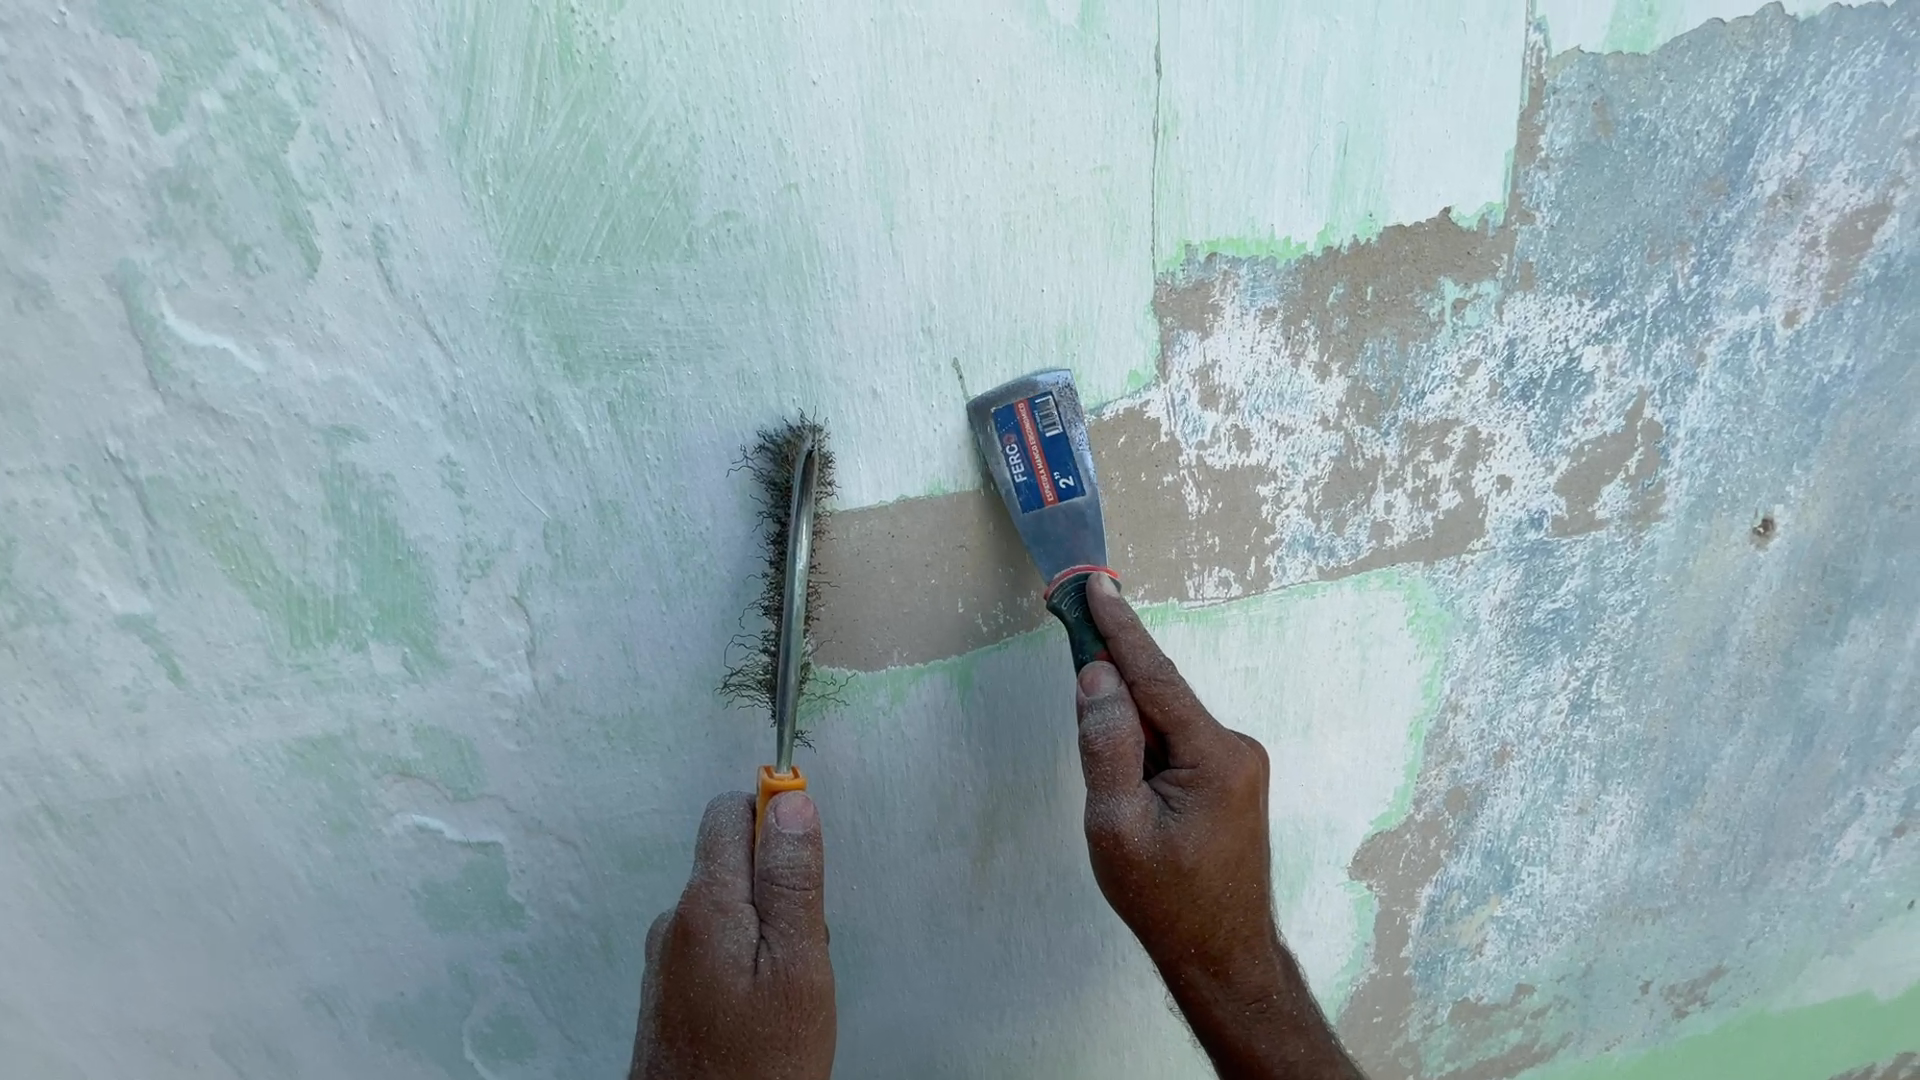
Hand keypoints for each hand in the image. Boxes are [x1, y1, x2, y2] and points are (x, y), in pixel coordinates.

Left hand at [629, 791, 835, 1079]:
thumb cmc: (762, 1059)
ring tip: (786, 987)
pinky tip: (763, 1005)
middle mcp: (675, 919)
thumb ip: (793, 879)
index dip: (773, 818)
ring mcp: (668, 956)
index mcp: (704, 902)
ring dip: (767, 924)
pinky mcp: (670, 988)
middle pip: (734, 858)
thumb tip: (790, 798)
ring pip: (733, 902)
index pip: (730, 811)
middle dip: (778, 883)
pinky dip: (747, 954)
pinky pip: (719, 939)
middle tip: (803, 946)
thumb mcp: (797, 965)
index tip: (803, 866)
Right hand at [1075, 574, 1361, 1078]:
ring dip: (1124, 728)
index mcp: (1213, 754)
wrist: (1222, 955)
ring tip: (1111, 788)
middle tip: (1079, 698)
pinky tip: (1130, 787)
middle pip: (1156, 697)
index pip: (1155, 676)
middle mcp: (1233, 746)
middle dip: (1112, 690)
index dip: (1120, 629)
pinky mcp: (1227, 774)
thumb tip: (1098, 674)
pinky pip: (1171, 739)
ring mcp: (1235, 760)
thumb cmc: (1165, 897)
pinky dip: (1140, 744)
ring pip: (1161, 720)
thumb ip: (1105, 742)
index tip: (1097, 585)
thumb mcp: (1116, 824)